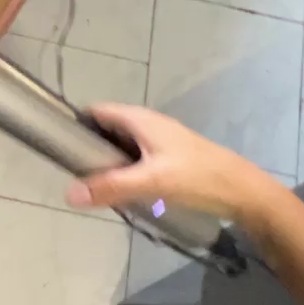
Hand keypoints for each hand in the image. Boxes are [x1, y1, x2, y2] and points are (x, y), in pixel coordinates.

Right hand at [65, 104, 287, 228]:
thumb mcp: (151, 182)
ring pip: (121, 146)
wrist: (246, 194)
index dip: (75, 123)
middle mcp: (147, 125)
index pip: (96, 111)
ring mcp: (159, 142)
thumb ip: (110, 187)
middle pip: (106, 129)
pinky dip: (123, 171)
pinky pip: (134, 159)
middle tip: (73, 173)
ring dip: (106, 162)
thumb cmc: (199, 178)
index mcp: (140, 120)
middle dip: (88, 147)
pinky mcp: (168, 158)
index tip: (57, 144)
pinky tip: (121, 192)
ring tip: (92, 185)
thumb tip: (68, 193)